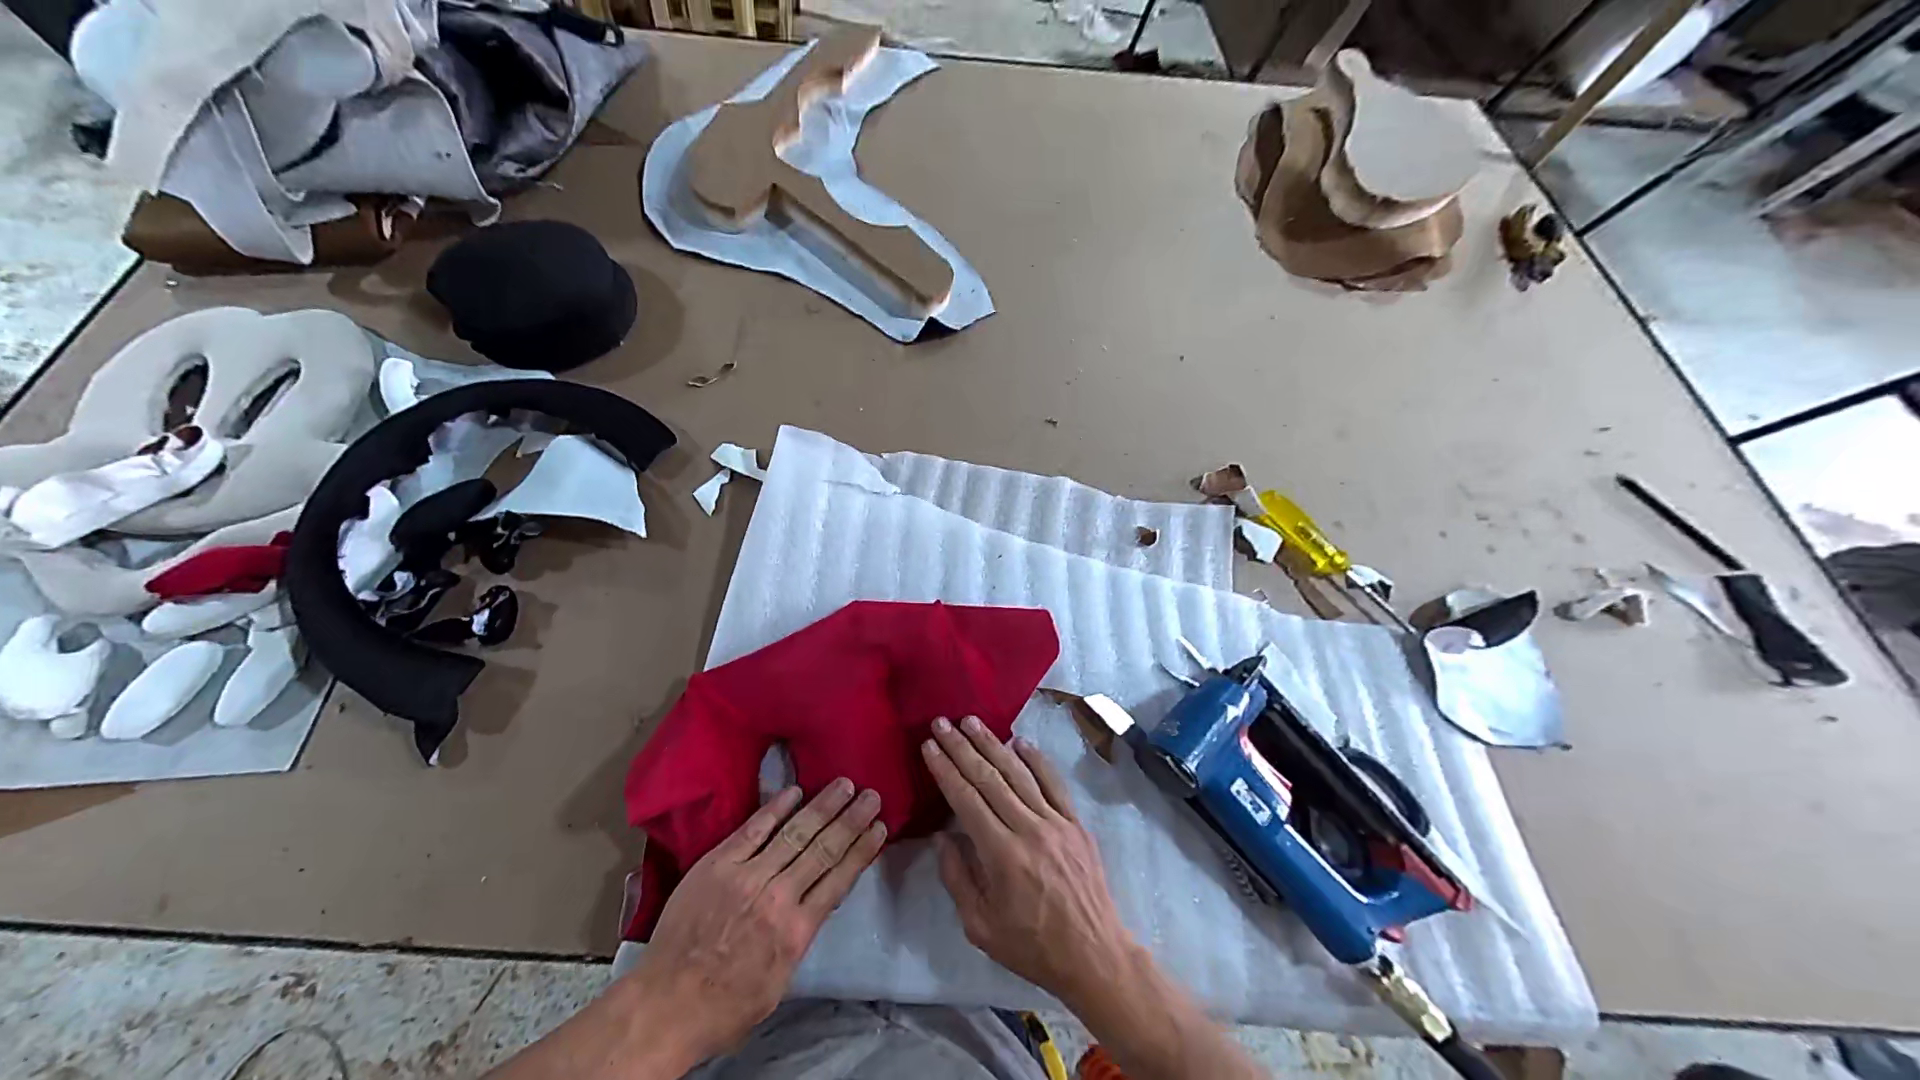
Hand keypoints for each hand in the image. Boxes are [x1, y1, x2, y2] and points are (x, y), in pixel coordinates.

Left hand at [629, 780, 886, 1064]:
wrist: (665, 1005)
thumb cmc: (725, 1006)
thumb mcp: (779, 982)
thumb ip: (800, 938)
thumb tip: (817, 905)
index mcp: (796, 930)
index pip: (839, 878)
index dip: (862, 850)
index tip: (879, 827)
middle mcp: (778, 896)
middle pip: (823, 848)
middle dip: (851, 820)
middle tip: (872, 795)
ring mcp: (746, 876)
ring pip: (794, 833)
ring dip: (823, 806)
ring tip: (844, 785)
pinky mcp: (717, 864)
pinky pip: (752, 830)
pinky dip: (775, 808)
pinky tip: (794, 791)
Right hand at [923, 715, 1135, 1005]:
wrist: (1094, 955)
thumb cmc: (1032, 946)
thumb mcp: (980, 926)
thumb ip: (957, 878)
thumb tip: (943, 836)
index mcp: (1001, 854)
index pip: (966, 799)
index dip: (945, 769)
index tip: (929, 746)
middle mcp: (1029, 828)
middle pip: (989, 778)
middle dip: (961, 747)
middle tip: (941, 723)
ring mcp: (1056, 822)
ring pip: (1019, 773)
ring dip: (993, 743)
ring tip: (972, 721)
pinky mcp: (1076, 823)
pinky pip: (1054, 783)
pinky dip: (1036, 759)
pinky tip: (1019, 740)